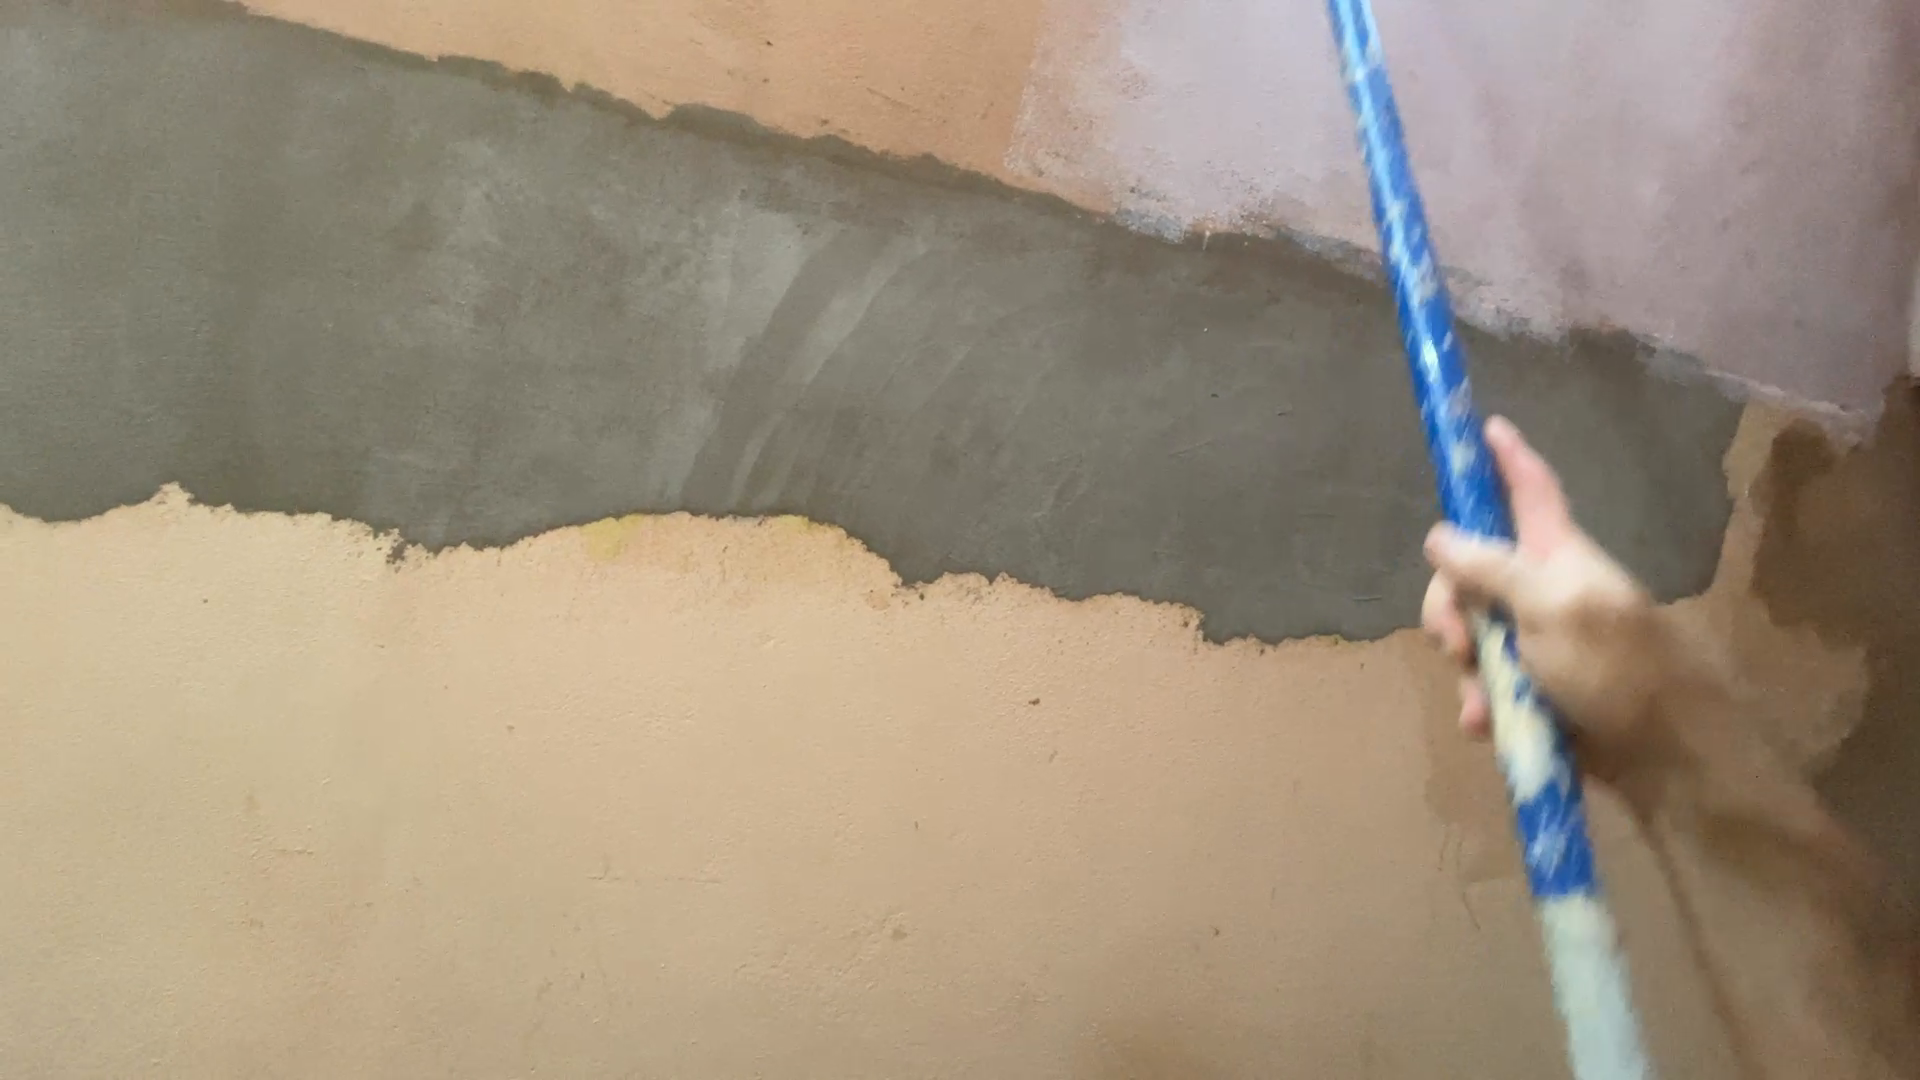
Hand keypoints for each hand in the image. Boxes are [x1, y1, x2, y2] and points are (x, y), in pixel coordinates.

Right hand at [1420, 416, 1691, 785]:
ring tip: (1484, 702)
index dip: (1507, 459)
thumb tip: (1437, 535)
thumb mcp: (1554, 611)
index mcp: (1557, 557)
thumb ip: (1492, 570)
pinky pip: (1478, 677)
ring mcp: (1532, 636)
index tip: (1486, 426)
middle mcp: (1540, 588)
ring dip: (1464, 666)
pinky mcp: (1527, 680)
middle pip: (1466, 572)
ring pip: (1464, 629)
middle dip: (1448, 608)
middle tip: (1454, 645)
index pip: (1530, 492)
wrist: (1668, 765)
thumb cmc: (1621, 674)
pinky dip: (1478, 700)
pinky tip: (1487, 721)